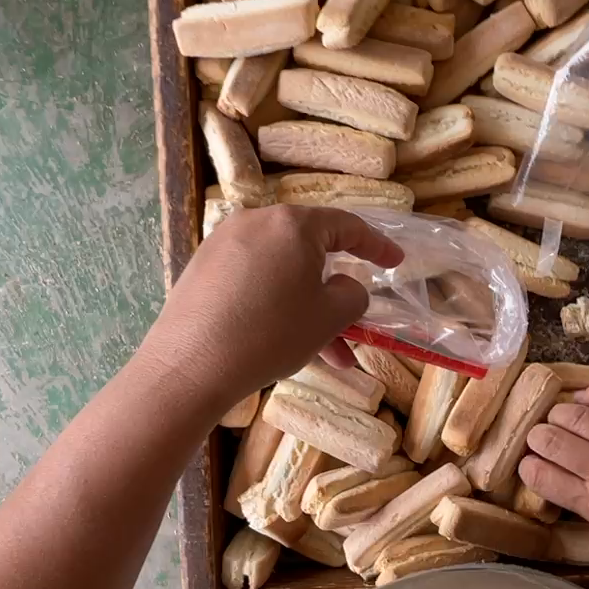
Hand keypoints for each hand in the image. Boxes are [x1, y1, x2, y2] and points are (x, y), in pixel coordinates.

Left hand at [139, 205, 402, 413]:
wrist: (190, 366)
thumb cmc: (271, 334)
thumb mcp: (329, 317)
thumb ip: (353, 295)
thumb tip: (345, 286)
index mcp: (293, 224)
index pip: (347, 226)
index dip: (378, 246)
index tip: (397, 261)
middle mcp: (256, 222)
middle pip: (310, 249)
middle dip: (336, 288)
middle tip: (355, 316)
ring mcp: (224, 244)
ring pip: (282, 272)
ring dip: (307, 307)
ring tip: (325, 352)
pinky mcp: (202, 269)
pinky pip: (254, 281)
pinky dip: (277, 305)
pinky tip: (284, 341)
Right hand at [519, 384, 588, 583]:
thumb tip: (569, 483)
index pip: (542, 476)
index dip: (528, 467)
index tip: (529, 465)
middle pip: (552, 440)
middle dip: (537, 438)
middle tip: (539, 439)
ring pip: (577, 415)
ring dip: (559, 415)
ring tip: (558, 418)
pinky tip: (585, 396)